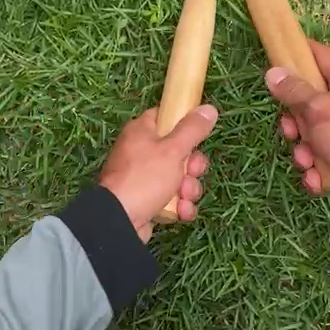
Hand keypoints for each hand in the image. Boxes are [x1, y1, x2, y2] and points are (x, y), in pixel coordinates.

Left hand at [98, 105, 217, 241]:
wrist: (120, 220)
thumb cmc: (145, 178)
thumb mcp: (173, 150)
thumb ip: (192, 130)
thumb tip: (209, 109)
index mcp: (141, 131)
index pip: (165, 117)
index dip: (184, 125)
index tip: (199, 135)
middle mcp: (140, 151)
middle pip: (178, 151)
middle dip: (192, 166)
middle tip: (192, 172)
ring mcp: (143, 177)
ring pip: (178, 177)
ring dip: (188, 188)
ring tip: (184, 196)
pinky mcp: (147, 200)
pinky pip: (171, 198)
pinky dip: (180, 205)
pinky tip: (181, 212)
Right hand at [265, 43, 329, 244]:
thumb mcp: (318, 109)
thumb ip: (294, 91)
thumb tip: (273, 71)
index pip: (321, 57)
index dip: (300, 53)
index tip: (278, 54)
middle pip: (312, 104)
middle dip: (296, 123)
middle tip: (290, 132)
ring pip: (316, 137)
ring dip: (305, 152)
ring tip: (308, 163)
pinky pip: (326, 161)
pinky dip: (319, 171)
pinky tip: (318, 180)